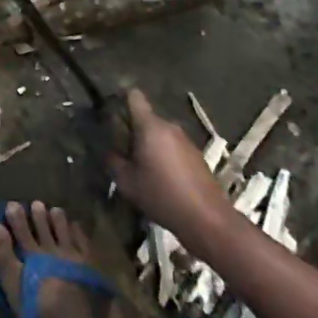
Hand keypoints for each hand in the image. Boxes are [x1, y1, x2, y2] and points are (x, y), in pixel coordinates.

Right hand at [108, 89, 232, 242]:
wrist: (208, 220)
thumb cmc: (162, 196)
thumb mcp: (127, 182)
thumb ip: (113, 161)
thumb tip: (110, 151)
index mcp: (150, 126)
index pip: (134, 97)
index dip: (121, 99)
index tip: (111, 112)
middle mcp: (169, 127)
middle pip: (146, 118)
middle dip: (133, 130)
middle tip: (122, 149)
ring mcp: (186, 141)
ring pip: (160, 134)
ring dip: (150, 144)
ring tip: (141, 167)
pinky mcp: (197, 156)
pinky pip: (173, 147)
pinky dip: (164, 155)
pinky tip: (161, 178)